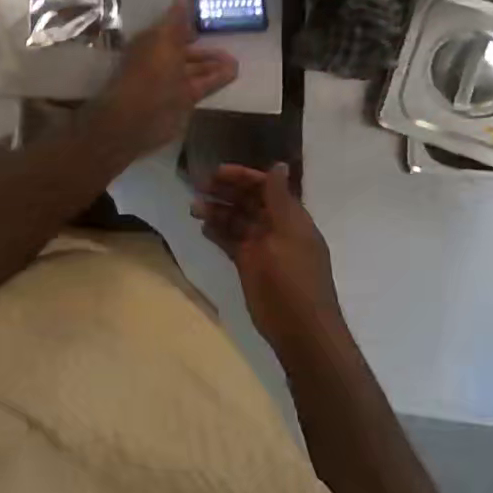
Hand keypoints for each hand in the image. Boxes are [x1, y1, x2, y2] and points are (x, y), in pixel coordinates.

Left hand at [86, 0, 238, 159]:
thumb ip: (175, 22)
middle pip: (184, 52)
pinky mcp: (182, 99)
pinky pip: (202, 85)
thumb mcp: (163, 41)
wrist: (138, 117)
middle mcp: (160, 62)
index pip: (170, 31)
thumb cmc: (149, 73)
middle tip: (228, 41)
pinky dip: (217, 78)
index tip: (204, 21)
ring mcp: (171, 82)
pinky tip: (234, 72)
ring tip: (236, 59)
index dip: (185, 26)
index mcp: (150, 44)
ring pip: (195, 69)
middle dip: (203, 48)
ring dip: (214, 64)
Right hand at [193, 163, 340, 343]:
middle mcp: (276, 228)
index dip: (243, 177)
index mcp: (291, 218)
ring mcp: (262, 247)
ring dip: (217, 211)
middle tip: (198, 187)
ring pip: (236, 220)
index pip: (266, 187)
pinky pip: (231, 241)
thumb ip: (279, 199)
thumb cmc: (295, 278)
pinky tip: (202, 227)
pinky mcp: (249, 264)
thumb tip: (278, 165)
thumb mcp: (287, 233)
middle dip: (226, 192)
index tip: (217, 173)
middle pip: (249, 201)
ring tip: (193, 208)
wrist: (299, 328)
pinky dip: (217, 232)